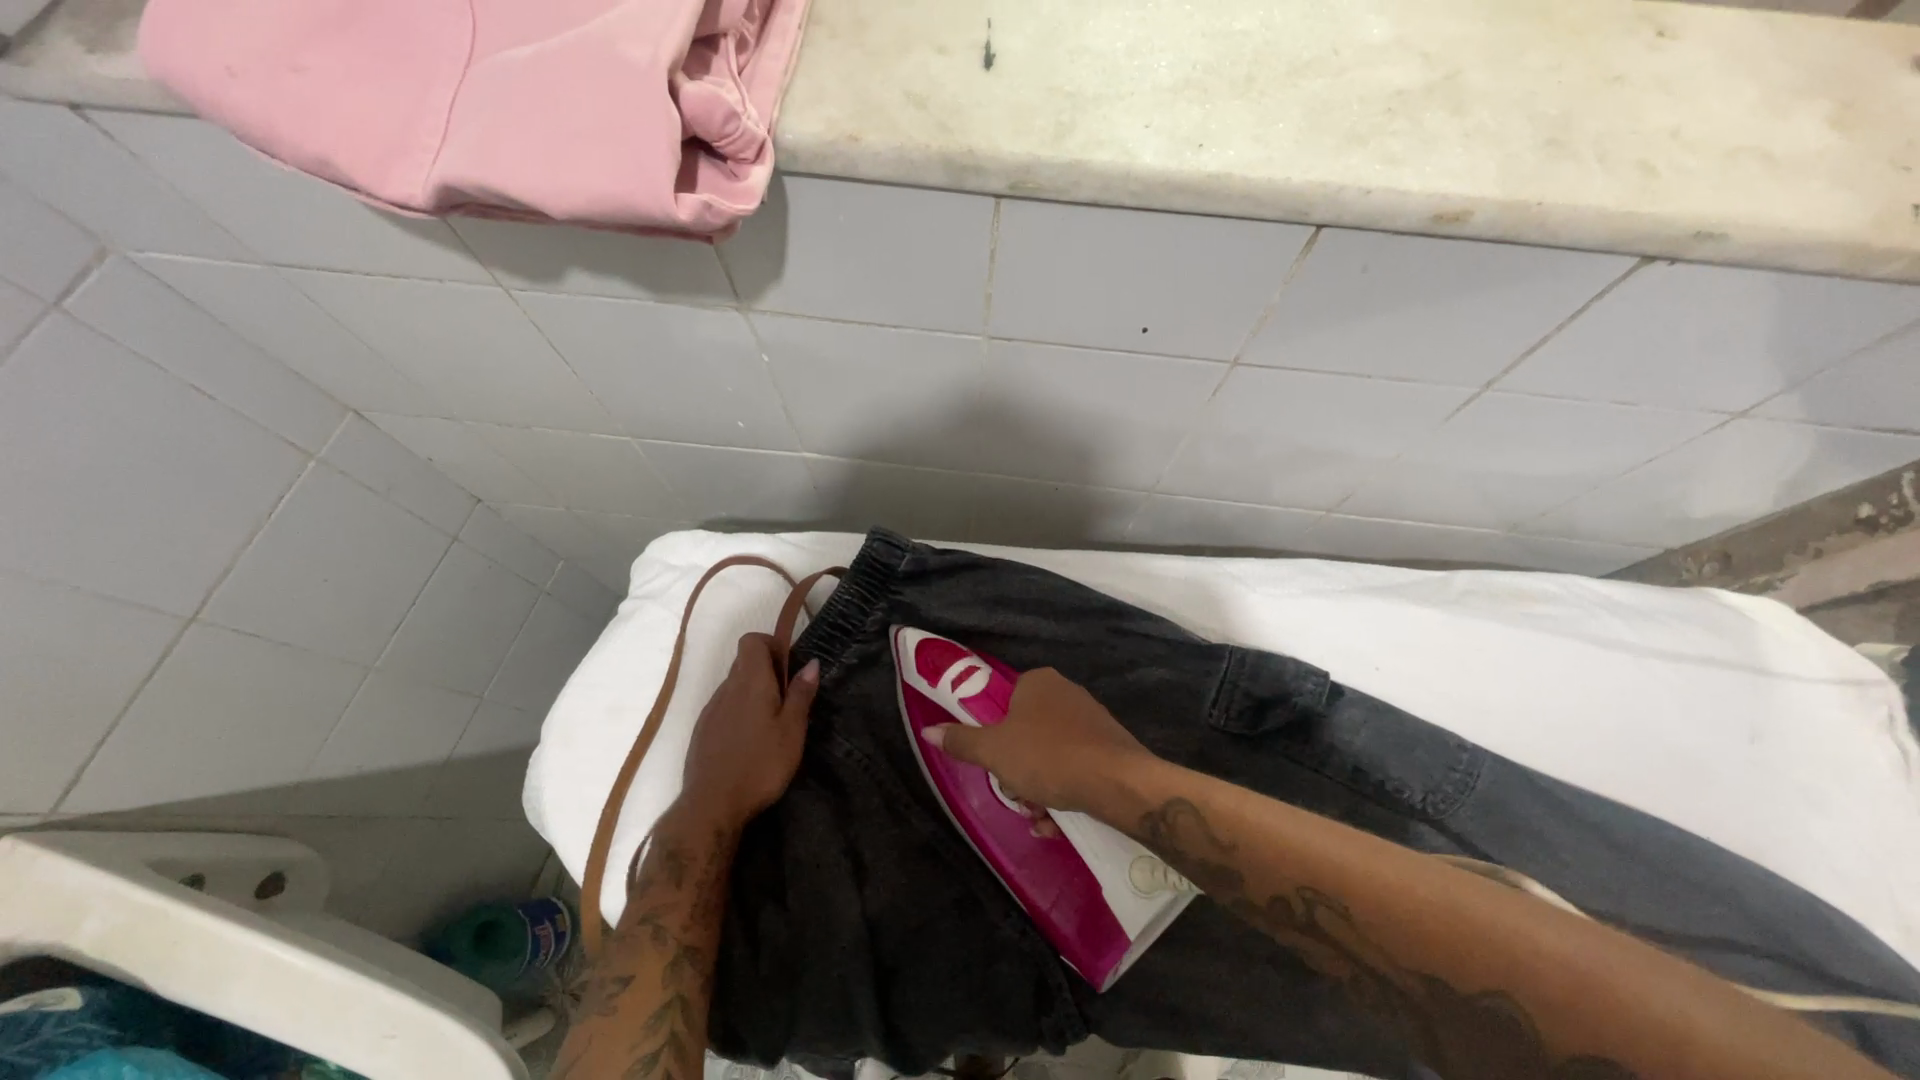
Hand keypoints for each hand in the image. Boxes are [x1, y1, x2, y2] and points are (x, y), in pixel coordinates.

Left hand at [679, 633, 819, 829]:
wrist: (712, 804)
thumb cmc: (761, 765)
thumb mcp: (792, 731)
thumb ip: (800, 694)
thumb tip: (810, 663)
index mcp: (750, 682)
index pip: (752, 640)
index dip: (771, 644)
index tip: (789, 667)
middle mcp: (726, 689)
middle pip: (743, 661)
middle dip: (766, 669)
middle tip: (788, 698)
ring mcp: (710, 709)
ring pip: (733, 685)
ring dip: (753, 692)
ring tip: (772, 722)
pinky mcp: (702, 730)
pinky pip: (724, 706)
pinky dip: (739, 710)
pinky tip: (750, 740)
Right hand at [922, 667, 1153, 813]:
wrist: (1117, 782)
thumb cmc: (1047, 757)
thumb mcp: (993, 751)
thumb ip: (960, 740)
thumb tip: (927, 729)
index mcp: (1038, 682)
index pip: (1005, 701)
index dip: (995, 733)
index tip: (994, 761)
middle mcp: (1066, 694)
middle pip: (1026, 734)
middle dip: (1017, 772)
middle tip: (1015, 794)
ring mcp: (1092, 722)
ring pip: (1050, 758)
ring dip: (1037, 791)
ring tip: (1038, 817)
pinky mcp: (1110, 749)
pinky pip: (1075, 770)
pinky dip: (1062, 795)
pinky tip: (1057, 823)